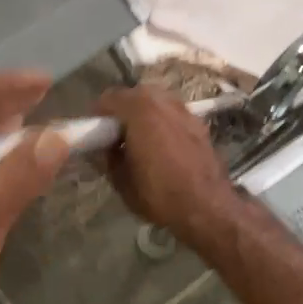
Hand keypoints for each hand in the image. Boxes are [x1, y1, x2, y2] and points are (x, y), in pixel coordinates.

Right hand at [96, 86, 234, 232]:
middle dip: (121, 112)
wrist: (209, 208)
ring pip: (154, 102)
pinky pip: (172, 114)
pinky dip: (162, 122)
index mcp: (139, 109)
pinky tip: (161, 145)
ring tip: (138, 140)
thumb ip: (105, 157)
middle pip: (133, 95)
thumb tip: (98, 148)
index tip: (94, 133)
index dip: (97, 115)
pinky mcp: (199, 123)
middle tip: (114, 137)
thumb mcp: (121, 180)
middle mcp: (162, 101)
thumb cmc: (160, 194)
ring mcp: (184, 109)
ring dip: (142, 115)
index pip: (108, 98)